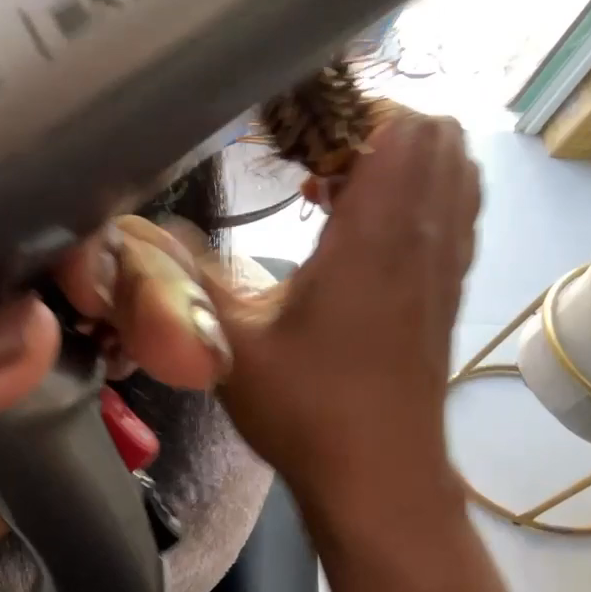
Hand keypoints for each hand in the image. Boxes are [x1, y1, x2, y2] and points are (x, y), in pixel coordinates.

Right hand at [206, 112, 481, 503]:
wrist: (377, 476)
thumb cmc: (304, 409)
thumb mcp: (226, 344)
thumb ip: (184, 280)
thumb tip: (136, 234)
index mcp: (377, 238)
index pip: (400, 126)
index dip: (349, 116)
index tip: (291, 142)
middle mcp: (427, 236)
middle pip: (437, 134)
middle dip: (371, 130)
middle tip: (306, 165)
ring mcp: (448, 262)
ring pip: (454, 168)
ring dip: (398, 161)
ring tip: (332, 191)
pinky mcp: (450, 289)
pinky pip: (453, 207)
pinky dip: (415, 194)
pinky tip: (359, 233)